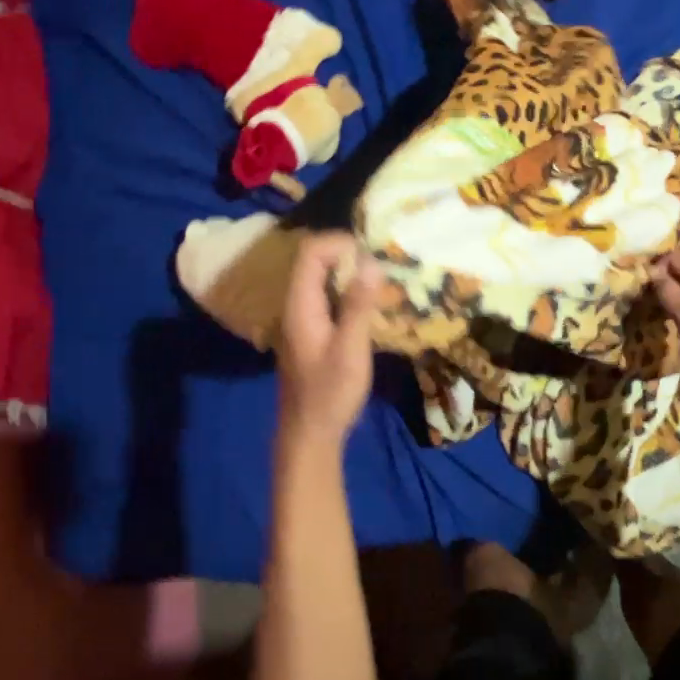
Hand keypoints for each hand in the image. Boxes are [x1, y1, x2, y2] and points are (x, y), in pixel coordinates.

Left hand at [276, 233, 383, 447]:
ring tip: (382, 283)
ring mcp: (303, 318)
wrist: (310, 435)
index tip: (373, 256)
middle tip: (383, 268)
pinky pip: (329, 298)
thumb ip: (359, 305)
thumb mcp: (350, 348)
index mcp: (300, 305)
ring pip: (324, 279)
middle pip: (316, 261)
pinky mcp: (313, 331)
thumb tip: (371, 262)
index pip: (312, 252)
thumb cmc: (330, 394)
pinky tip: (372, 306)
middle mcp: (297, 305)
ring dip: (352, 275)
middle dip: (350, 256)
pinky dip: (350, 294)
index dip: (341, 244)